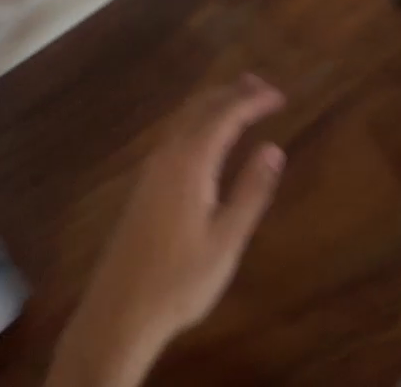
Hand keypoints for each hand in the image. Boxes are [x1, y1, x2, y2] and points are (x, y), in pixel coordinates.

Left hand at [45, 74, 286, 386]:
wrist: (119, 313)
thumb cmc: (179, 280)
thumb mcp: (226, 240)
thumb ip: (251, 191)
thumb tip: (273, 148)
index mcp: (190, 162)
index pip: (226, 116)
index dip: (254, 101)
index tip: (281, 96)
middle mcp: (167, 156)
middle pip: (201, 108)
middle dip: (232, 92)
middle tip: (263, 87)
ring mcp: (151, 169)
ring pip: (184, 118)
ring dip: (213, 103)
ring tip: (240, 99)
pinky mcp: (144, 185)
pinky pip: (175, 134)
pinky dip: (197, 120)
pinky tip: (206, 136)